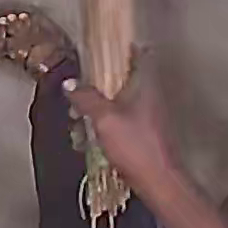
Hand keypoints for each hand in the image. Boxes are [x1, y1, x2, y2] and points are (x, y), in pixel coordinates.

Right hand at [64, 50, 185, 194]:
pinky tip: (91, 133)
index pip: (141, 55)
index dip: (124, 47)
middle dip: (103, 79)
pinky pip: (122, 118)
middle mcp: (150, 97)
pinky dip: (107, 120)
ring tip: (80, 113)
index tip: (105, 46)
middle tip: (83, 84)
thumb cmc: (135, 146)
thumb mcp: (104, 119)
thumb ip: (86, 98)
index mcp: (145, 85)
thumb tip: (69, 83)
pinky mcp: (145, 134)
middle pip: (127, 77)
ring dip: (101, 103)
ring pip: (122, 99)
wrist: (158, 182)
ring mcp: (149, 116)